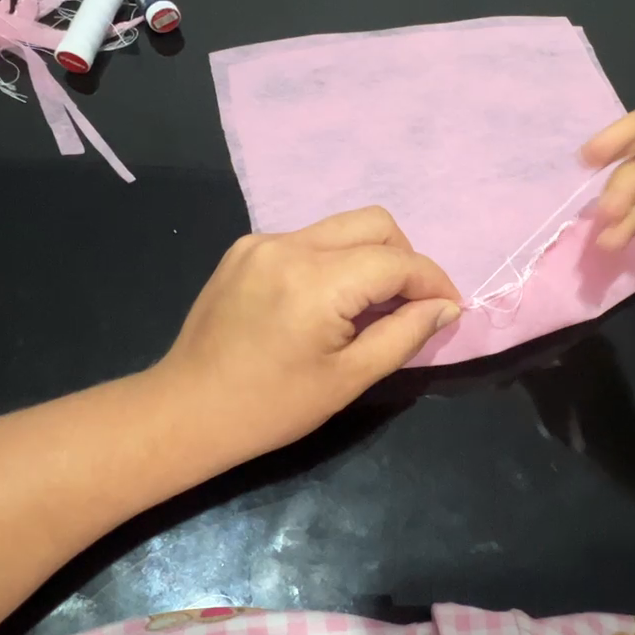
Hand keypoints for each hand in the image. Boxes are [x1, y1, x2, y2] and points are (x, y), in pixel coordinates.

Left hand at [151, 206, 461, 463]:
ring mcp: (262, 241)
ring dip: (370, 257)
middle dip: (405, 259)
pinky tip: (326, 301)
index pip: (396, 261)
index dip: (432, 282)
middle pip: (374, 223)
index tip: (449, 308)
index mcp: (316, 281)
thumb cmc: (270, 408)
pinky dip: (334, 261)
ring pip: (342, 227)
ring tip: (370, 305)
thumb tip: (445, 307)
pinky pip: (309, 239)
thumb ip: (404, 334)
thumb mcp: (348, 379)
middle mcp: (289, 245)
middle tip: (410, 303)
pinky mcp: (244, 248)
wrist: (185, 411)